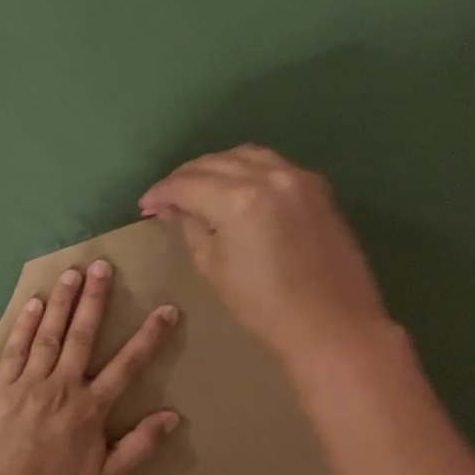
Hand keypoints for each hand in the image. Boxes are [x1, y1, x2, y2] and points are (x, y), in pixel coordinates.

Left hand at [0, 260, 181, 474]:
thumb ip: (139, 444)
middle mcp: (63, 386)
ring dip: (61, 302)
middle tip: (104, 266)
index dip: (150, 336)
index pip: (128, 364)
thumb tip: (173, 416)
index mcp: (92, 407)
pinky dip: (24, 325)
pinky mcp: (0, 387)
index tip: (166, 310)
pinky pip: (15, 349)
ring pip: (48, 334)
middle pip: (83, 335)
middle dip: (96, 299)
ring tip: (71, 273)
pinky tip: (32, 303)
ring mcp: (29, 384)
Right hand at [139, 144, 396, 369]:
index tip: (144, 207)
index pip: (186, 184)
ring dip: (214, 167)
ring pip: (244, 155)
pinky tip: (231, 189)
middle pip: (214, 162)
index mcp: (238, 200)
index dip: (160, 193)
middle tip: (164, 199)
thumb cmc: (261, 302)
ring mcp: (297, 178)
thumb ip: (192, 227)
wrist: (330, 320)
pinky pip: (270, 163)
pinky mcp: (315, 187)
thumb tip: (177, 209)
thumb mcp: (212, 266)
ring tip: (196, 189)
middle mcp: (269, 177)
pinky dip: (242, 169)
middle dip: (183, 177)